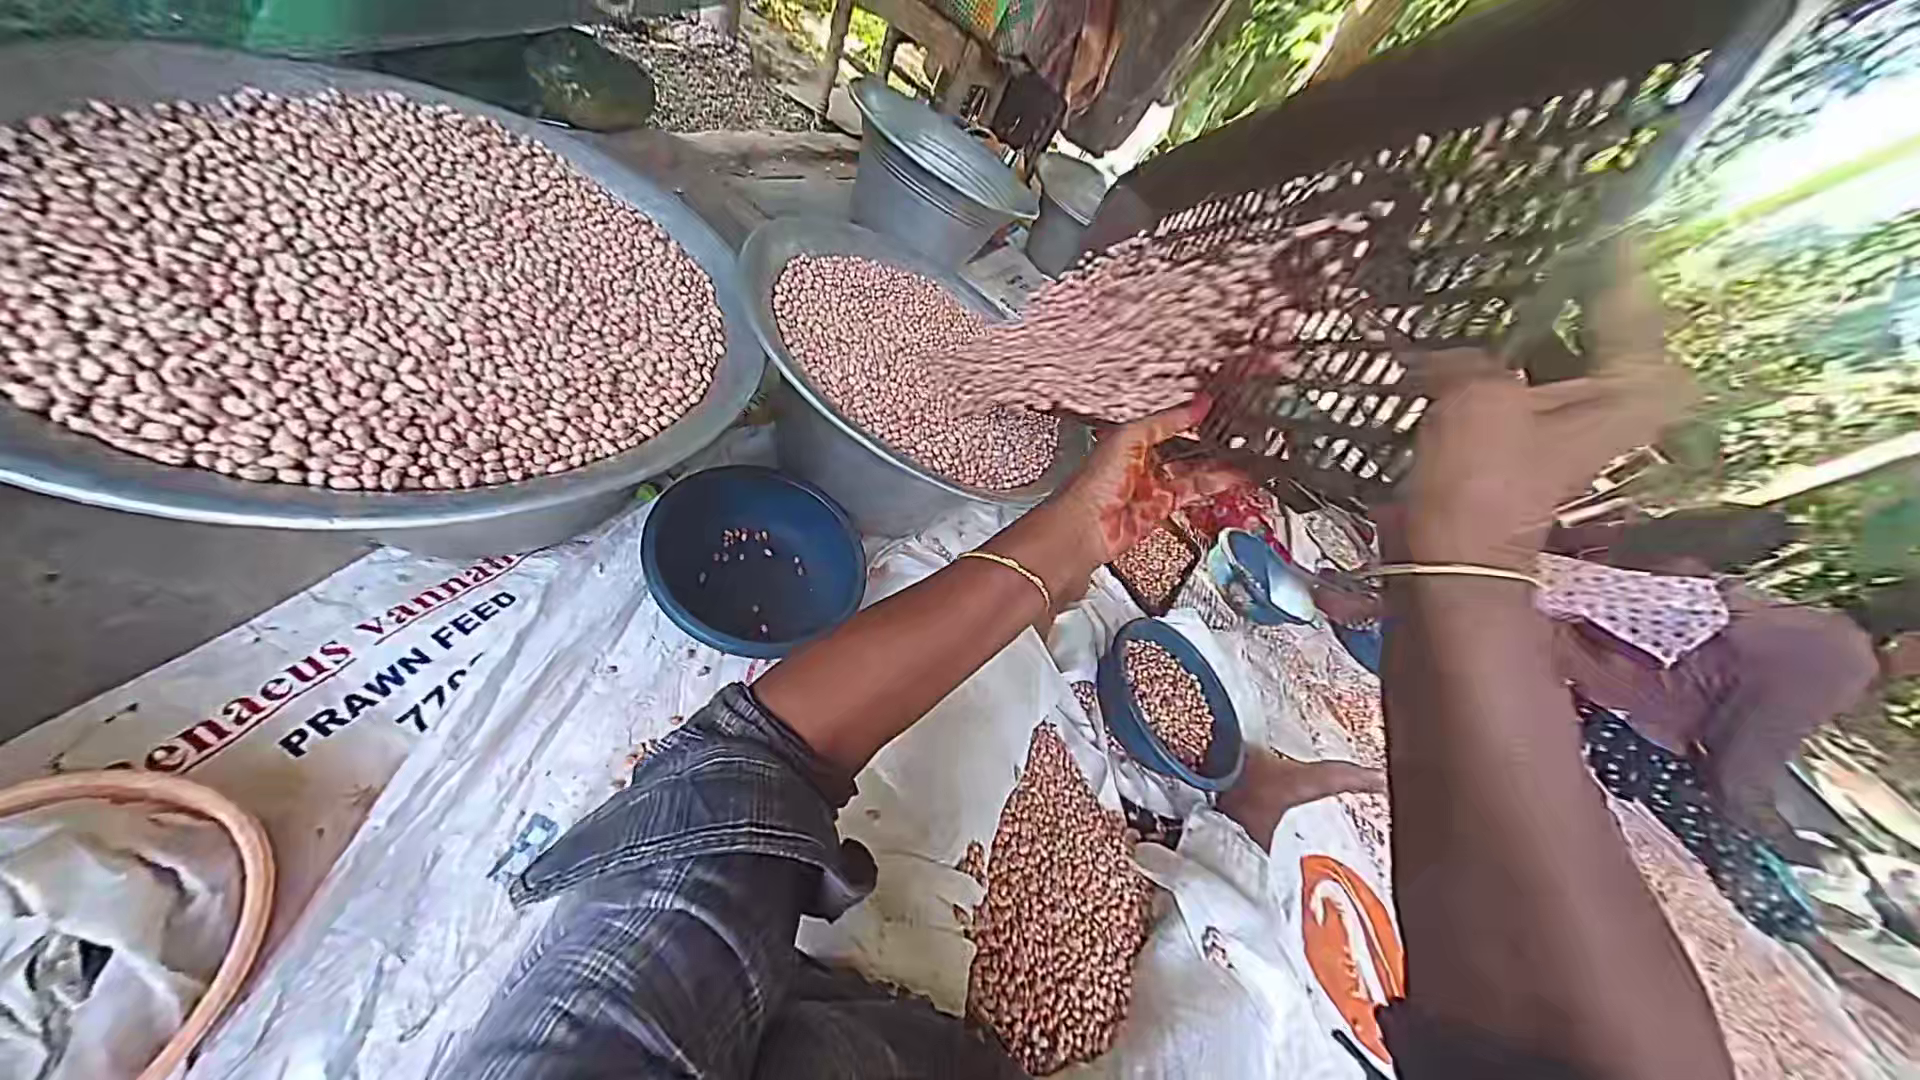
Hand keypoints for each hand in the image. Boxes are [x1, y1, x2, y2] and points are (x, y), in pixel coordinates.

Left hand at [1049, 396, 1246, 565]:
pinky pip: (1192, 494)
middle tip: (1236, 436)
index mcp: (1128, 442)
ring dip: (1219, 465)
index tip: (1214, 409)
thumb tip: (1196, 405)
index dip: (1189, 418)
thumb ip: (1166, 421)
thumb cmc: (1092, 483)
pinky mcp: (1159, 509)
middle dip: (1208, 444)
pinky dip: (1215, 486)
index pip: (1166, 425)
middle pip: (1182, 451)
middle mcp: (1140, 464)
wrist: (1085, 526)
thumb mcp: (1130, 436)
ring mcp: (1150, 487)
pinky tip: (1233, 477)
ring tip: (1245, 456)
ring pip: (1192, 473)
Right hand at [1399, 242, 1693, 568]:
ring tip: (1466, 298)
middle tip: (1504, 259)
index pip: (1623, 301)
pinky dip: (1475, 370)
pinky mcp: (1518, 438)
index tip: (1585, 222)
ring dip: (1497, 339)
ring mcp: (1562, 420)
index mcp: (1636, 385)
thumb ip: (1467, 356)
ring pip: (1533, 359)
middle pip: (1577, 330)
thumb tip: (1440, 351)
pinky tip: (1443, 347)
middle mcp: (1611, 399)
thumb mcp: (1479, 397)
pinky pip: (1503, 386)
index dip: (1599, 261)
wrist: (1451, 547)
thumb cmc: (1482, 475)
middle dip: (1534, 303)